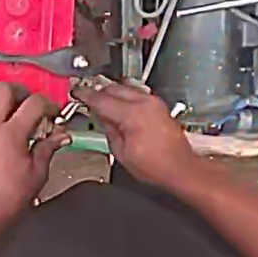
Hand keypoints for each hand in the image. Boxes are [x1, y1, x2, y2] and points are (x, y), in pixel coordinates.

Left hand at [0, 84, 67, 228]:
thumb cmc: (8, 198)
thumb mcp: (38, 173)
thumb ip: (48, 148)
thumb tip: (60, 136)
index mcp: (11, 134)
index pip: (34, 104)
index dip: (47, 104)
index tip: (50, 112)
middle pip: (2, 90)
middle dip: (17, 92)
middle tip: (23, 102)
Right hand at [76, 80, 204, 191]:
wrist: (180, 168)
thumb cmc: (156, 166)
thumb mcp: (121, 152)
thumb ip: (109, 130)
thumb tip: (102, 118)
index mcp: (132, 114)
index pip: (101, 99)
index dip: (86, 96)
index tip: (77, 93)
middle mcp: (144, 103)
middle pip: (113, 88)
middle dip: (98, 93)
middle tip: (87, 100)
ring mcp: (154, 103)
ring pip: (126, 88)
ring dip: (112, 94)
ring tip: (103, 105)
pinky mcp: (159, 106)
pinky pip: (137, 94)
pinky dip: (125, 98)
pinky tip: (120, 108)